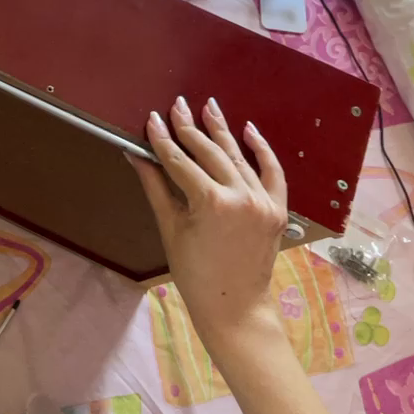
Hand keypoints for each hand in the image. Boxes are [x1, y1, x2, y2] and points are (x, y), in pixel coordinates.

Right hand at [132, 96, 289, 343]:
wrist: (235, 307)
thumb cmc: (194, 274)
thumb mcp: (170, 229)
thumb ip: (156, 186)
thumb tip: (136, 156)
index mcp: (211, 202)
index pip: (180, 161)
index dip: (163, 138)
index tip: (153, 118)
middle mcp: (241, 196)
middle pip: (209, 152)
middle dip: (190, 128)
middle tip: (176, 106)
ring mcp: (262, 201)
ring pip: (238, 157)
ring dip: (222, 130)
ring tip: (208, 106)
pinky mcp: (276, 208)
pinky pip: (273, 172)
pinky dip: (262, 150)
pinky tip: (249, 130)